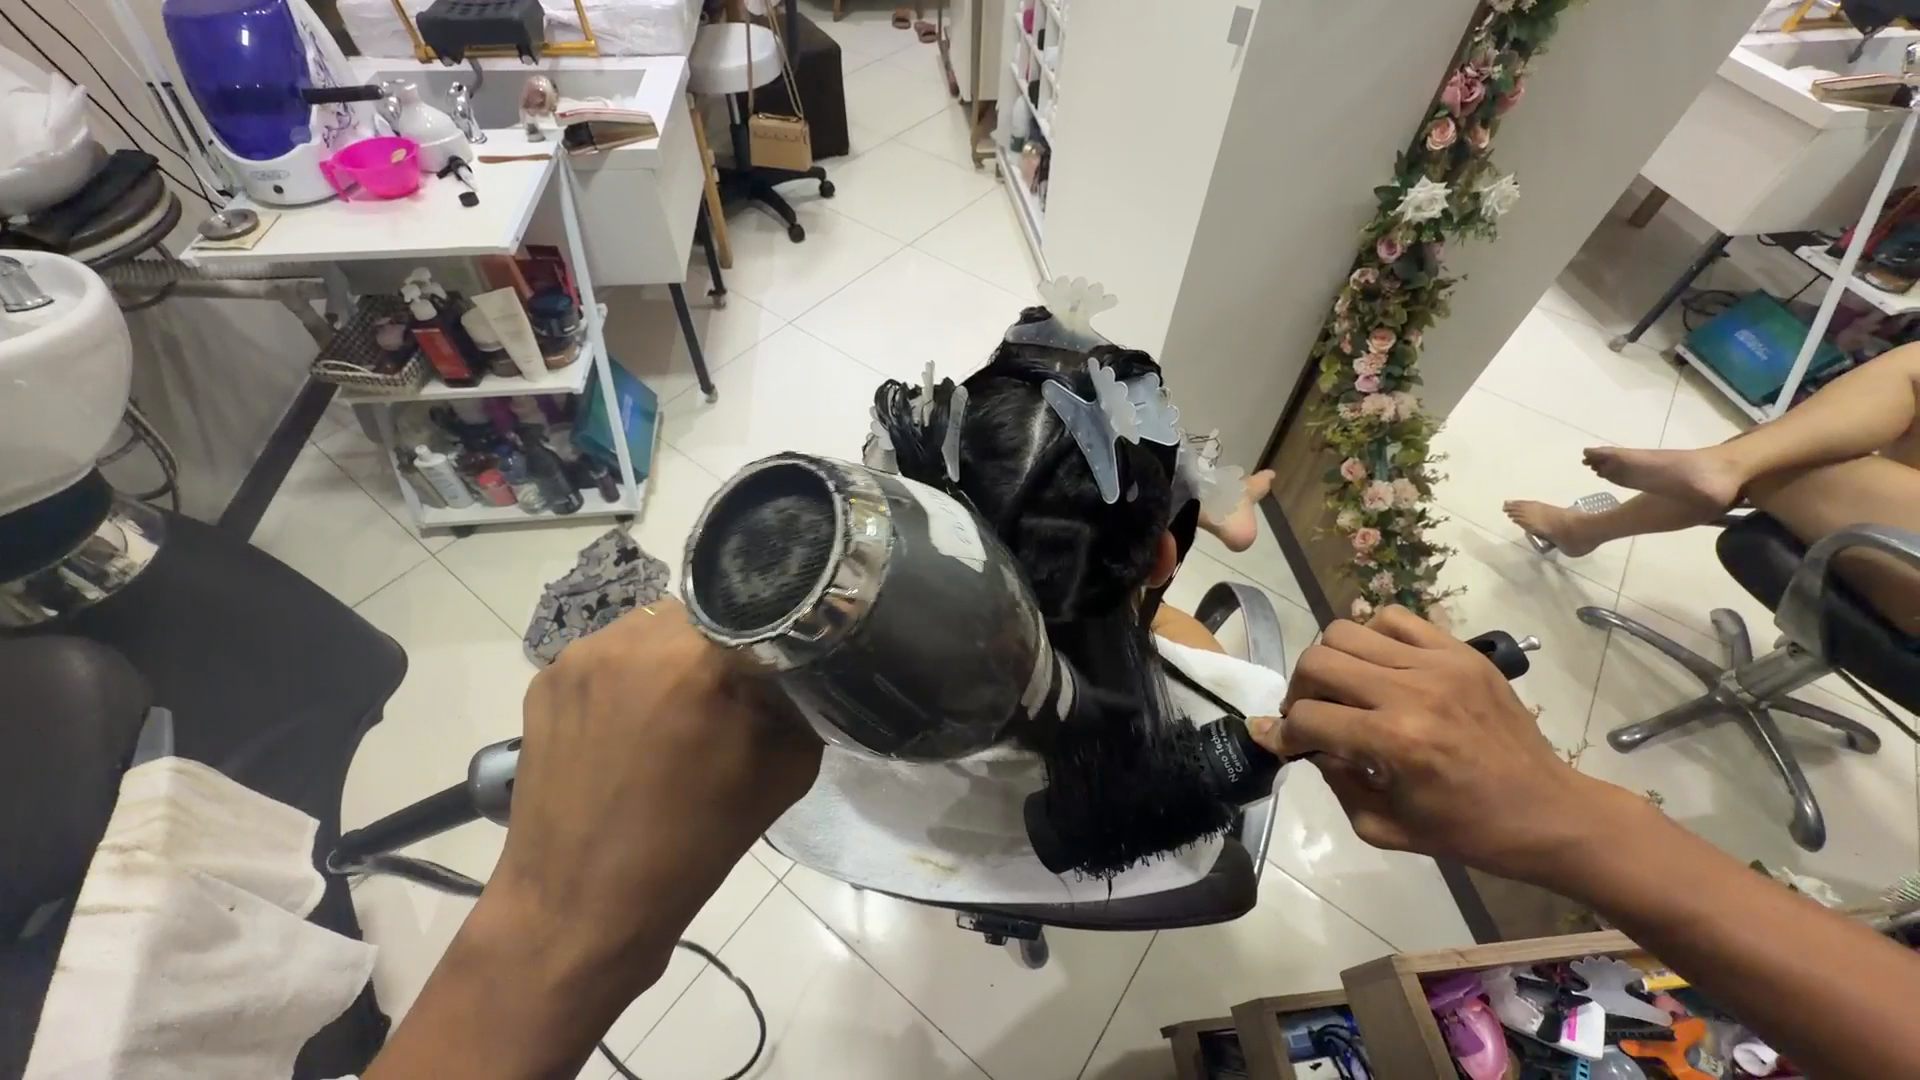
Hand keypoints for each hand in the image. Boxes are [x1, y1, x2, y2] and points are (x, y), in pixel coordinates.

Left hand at [485, 597, 820, 995]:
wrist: (581, 906)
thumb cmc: (695, 844)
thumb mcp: (787, 770)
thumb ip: (801, 704)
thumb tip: (801, 672)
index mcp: (701, 659)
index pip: (759, 611)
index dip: (775, 636)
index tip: (779, 667)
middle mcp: (636, 639)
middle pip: (703, 614)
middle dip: (722, 643)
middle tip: (730, 689)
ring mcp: (581, 655)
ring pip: (652, 628)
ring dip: (673, 654)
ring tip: (677, 707)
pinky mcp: (545, 679)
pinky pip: (608, 655)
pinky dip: (630, 675)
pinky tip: (631, 723)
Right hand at [1250, 606, 1629, 881]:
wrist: (1549, 812)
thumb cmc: (1465, 830)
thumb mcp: (1382, 825)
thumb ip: (1331, 778)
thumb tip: (1299, 738)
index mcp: (1395, 742)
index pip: (1307, 718)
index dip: (1282, 733)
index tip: (1280, 741)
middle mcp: (1411, 693)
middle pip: (1316, 662)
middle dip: (1298, 691)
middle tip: (1311, 714)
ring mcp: (1438, 665)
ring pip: (1345, 631)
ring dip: (1330, 661)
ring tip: (1344, 687)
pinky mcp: (1460, 651)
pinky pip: (1393, 619)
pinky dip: (1371, 637)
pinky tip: (1379, 666)